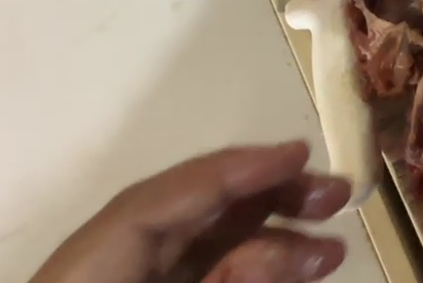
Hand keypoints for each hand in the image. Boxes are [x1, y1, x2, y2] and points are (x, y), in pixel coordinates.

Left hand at [31, 142, 350, 282]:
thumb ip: (222, 281)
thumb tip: (286, 245)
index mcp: (85, 264)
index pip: (160, 196)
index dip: (235, 168)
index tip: (303, 151)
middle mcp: (106, 264)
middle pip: (194, 211)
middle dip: (270, 198)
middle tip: (337, 195)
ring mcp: (133, 277)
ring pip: (211, 244)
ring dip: (278, 241)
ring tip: (334, 252)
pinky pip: (208, 270)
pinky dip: (256, 268)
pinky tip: (302, 269)